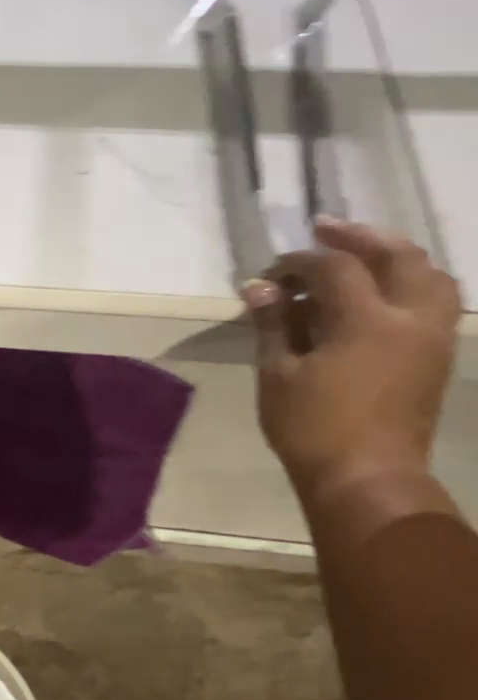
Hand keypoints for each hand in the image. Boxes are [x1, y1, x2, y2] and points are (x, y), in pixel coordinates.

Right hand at [247, 218, 461, 499]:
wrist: (367, 470)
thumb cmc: (310, 424)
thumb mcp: (278, 372)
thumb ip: (274, 323)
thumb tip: (261, 287)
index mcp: (368, 321)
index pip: (335, 269)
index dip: (299, 261)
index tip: (268, 272)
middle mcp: (413, 317)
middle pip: (399, 256)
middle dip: (360, 238)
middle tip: (324, 229)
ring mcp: (434, 333)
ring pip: (429, 273)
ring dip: (394, 255)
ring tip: (359, 255)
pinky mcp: (438, 350)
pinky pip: (434, 297)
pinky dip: (408, 280)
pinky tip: (378, 290)